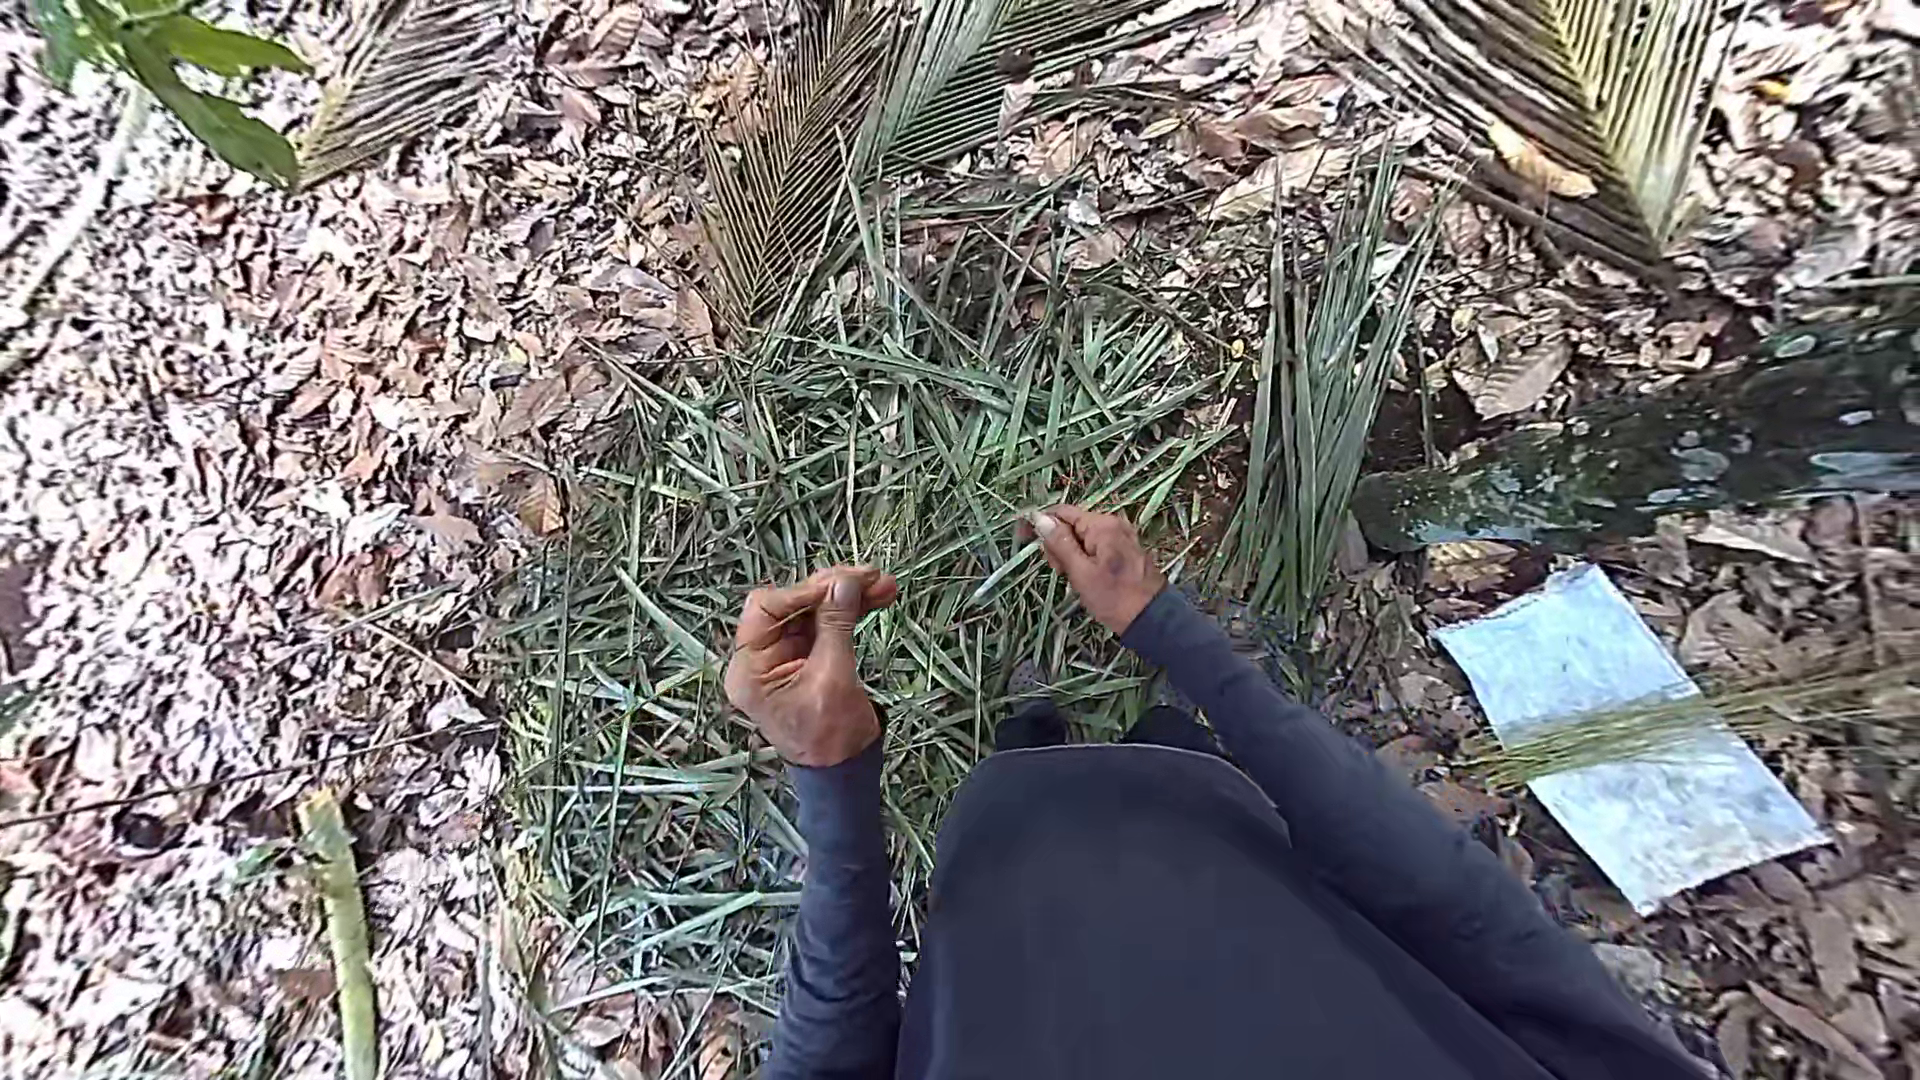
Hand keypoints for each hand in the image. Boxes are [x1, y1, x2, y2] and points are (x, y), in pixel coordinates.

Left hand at [724, 565, 898, 766]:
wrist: (846, 769)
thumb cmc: (831, 734)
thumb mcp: (833, 678)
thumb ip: (836, 626)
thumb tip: (845, 582)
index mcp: (750, 667)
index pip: (766, 609)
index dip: (802, 592)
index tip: (839, 583)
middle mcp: (763, 656)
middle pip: (793, 605)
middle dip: (832, 587)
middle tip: (870, 575)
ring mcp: (787, 653)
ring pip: (815, 609)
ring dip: (849, 594)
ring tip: (883, 583)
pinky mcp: (811, 654)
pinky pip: (829, 622)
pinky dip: (853, 609)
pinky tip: (879, 597)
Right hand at [1024, 505, 1164, 634]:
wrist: (1150, 619)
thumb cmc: (1113, 597)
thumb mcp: (1080, 571)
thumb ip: (1060, 543)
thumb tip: (1040, 518)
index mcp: (1102, 525)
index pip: (1062, 512)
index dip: (1040, 523)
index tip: (1022, 538)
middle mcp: (1113, 524)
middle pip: (1071, 525)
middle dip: (1058, 545)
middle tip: (1061, 571)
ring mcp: (1120, 536)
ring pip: (1080, 538)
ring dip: (1069, 556)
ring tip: (1074, 578)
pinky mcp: (1123, 550)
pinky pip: (1094, 547)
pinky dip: (1083, 559)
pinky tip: (1085, 577)